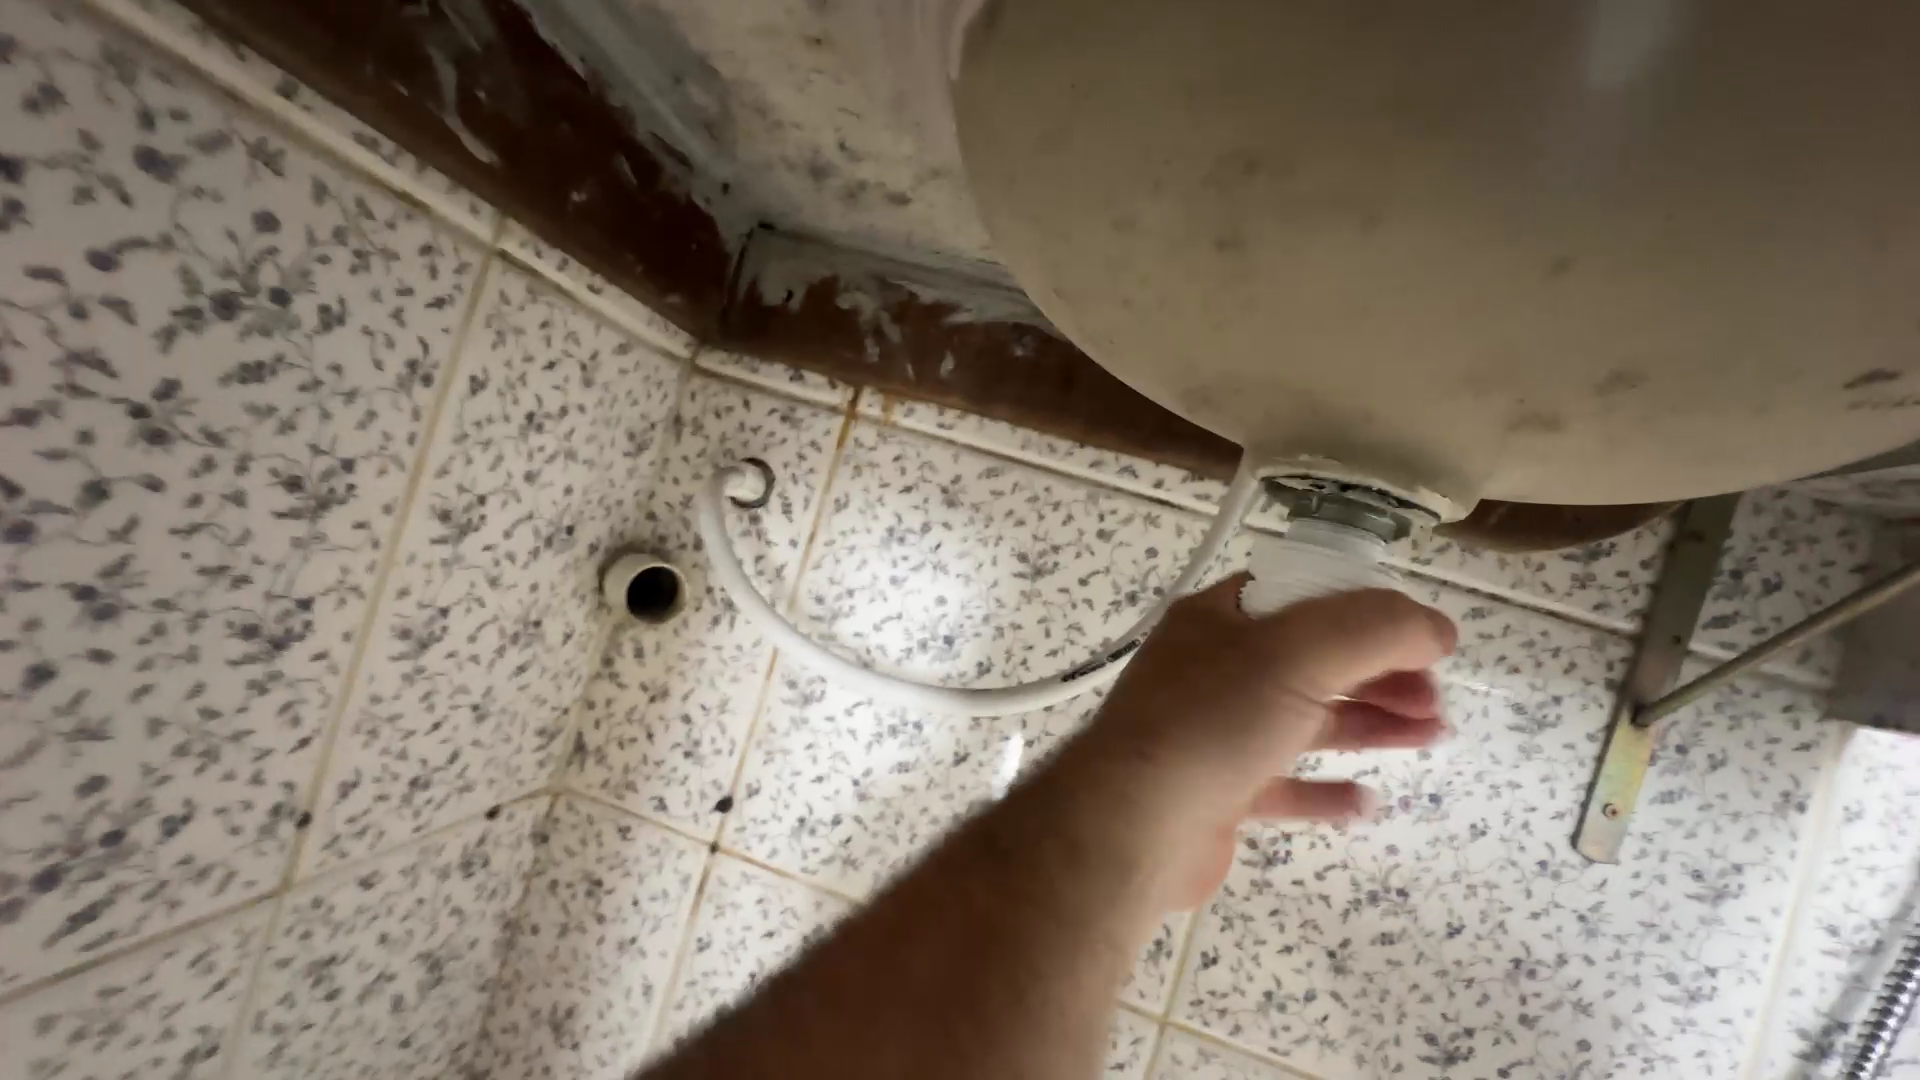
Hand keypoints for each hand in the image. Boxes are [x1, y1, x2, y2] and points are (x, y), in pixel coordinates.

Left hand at [1051, 574, 1456, 910]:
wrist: (1134, 821)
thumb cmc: (1209, 721)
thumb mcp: (1295, 653)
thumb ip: (1371, 629)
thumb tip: (1435, 626)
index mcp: (1216, 621)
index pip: (1296, 596)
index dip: (1357, 607)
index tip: (1415, 633)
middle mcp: (1210, 670)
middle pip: (1308, 660)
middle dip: (1376, 671)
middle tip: (1435, 696)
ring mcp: (1211, 731)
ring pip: (1301, 719)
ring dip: (1365, 723)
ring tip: (1432, 734)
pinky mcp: (1217, 790)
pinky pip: (1282, 784)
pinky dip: (1324, 790)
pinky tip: (1367, 800)